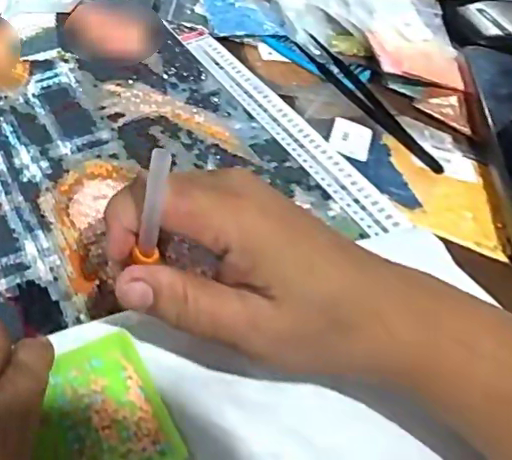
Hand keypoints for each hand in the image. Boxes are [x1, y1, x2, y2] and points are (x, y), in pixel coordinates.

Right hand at [104, 168, 432, 378]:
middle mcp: (227, 182)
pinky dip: (175, 225)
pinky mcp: (246, 195)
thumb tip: (122, 283)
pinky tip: (197, 266)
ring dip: (152, 229)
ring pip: (169, 191)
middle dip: (131, 229)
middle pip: (152, 187)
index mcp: (227, 209)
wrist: (392, 313)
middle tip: (139, 281)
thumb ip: (183, 302)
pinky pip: (191, 198)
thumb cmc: (322, 325)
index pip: (146, 192)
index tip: (123, 272)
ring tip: (165, 279)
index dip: (119, 224)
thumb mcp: (251, 329)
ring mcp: (239, 185)